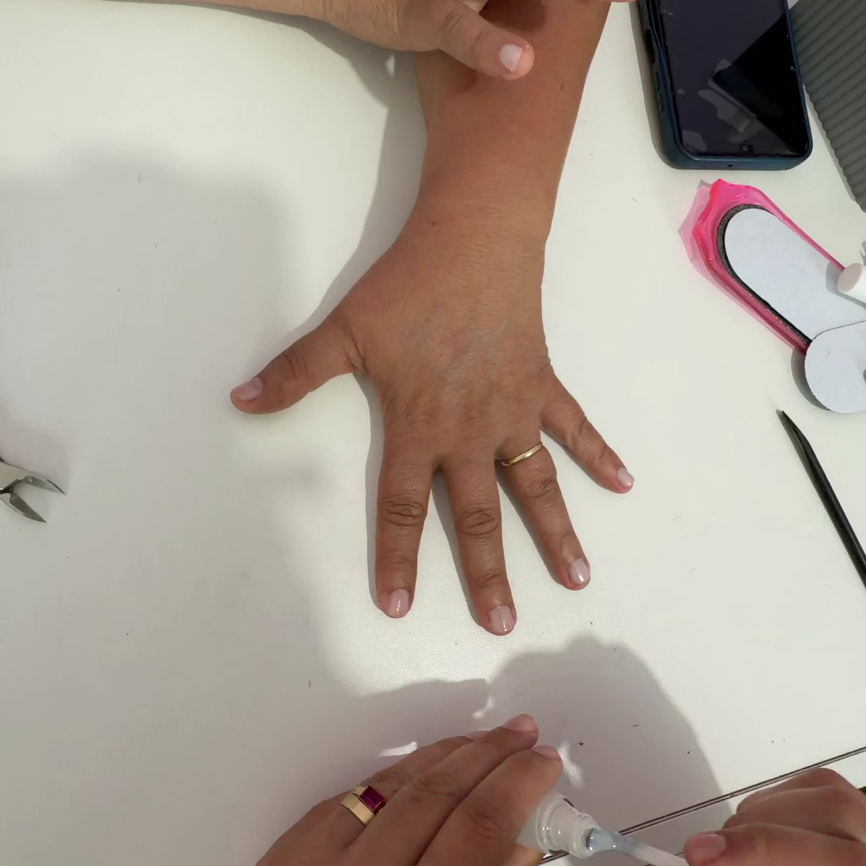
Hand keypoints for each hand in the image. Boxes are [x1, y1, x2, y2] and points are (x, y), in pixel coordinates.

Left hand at [230, 200, 629, 634]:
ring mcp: (514, 411)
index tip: (401, 606)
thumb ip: (296, 373)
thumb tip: (241, 400)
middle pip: (479, 515)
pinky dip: (599, 454)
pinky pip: (575, 426)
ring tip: (575, 579)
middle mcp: (470, 432)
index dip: (398, 558)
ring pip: (536, 484)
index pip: (404, 507)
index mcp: (420, 427)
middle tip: (500, 625)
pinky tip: (624, 483)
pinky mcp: (543, 385)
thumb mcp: (345, 330)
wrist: (474, 240)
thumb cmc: (409, 288)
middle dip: (488, 573)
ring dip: (555, 533)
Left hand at [243, 716, 560, 865]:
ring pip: (391, 781)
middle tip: (521, 733)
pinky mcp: (282, 853)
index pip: (477, 828)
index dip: (518, 783)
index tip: (544, 761)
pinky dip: (393, 780)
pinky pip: (350, 797)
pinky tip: (424, 771)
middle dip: (488, 752)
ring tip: (481, 740)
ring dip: (444, 752)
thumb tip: (527, 825)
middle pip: (436, 792)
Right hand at [682, 771, 865, 865]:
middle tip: (709, 862)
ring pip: (835, 797)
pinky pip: (829, 802)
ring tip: (733, 863)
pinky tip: (761, 855)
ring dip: (767, 816)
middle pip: (846, 818)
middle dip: (763, 829)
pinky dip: (779, 812)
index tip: (704, 860)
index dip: (772, 853)